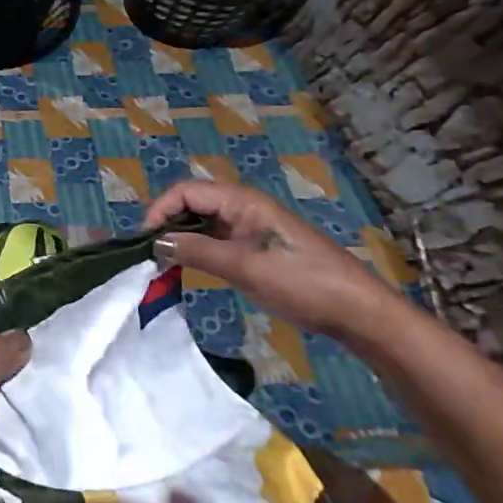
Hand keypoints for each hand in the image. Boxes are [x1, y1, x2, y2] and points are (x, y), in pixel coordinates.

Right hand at [145, 179, 401, 337]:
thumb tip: (155, 242)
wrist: (356, 311)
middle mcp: (242, 207)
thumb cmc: (302, 282)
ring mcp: (249, 228)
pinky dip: (196, 251)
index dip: (160, 210)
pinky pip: (215, 240)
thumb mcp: (245, 267)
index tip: (145, 241)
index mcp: (241, 201)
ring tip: (162, 264)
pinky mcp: (254, 248)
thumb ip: (197, 251)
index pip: (186, 191)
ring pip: (201, 223)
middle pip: (191, 204)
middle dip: (166, 224)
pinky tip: (186, 269)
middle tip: (150, 255)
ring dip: (180, 239)